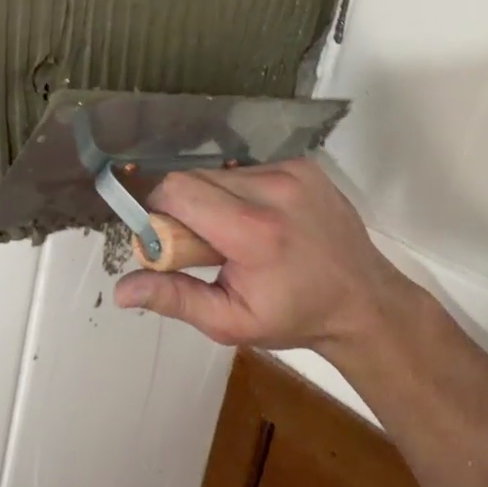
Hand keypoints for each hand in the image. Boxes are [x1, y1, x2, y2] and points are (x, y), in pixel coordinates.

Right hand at [113, 158, 419, 349]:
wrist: (365, 302)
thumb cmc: (294, 317)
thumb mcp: (231, 322)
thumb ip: (174, 299)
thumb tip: (122, 290)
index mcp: (254, 233)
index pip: (177, 191)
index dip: (160, 213)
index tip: (170, 242)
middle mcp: (273, 190)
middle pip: (193, 178)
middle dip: (184, 209)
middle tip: (204, 246)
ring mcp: (292, 172)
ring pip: (217, 172)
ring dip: (212, 199)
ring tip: (236, 235)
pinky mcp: (302, 164)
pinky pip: (246, 169)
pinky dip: (240, 192)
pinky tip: (260, 220)